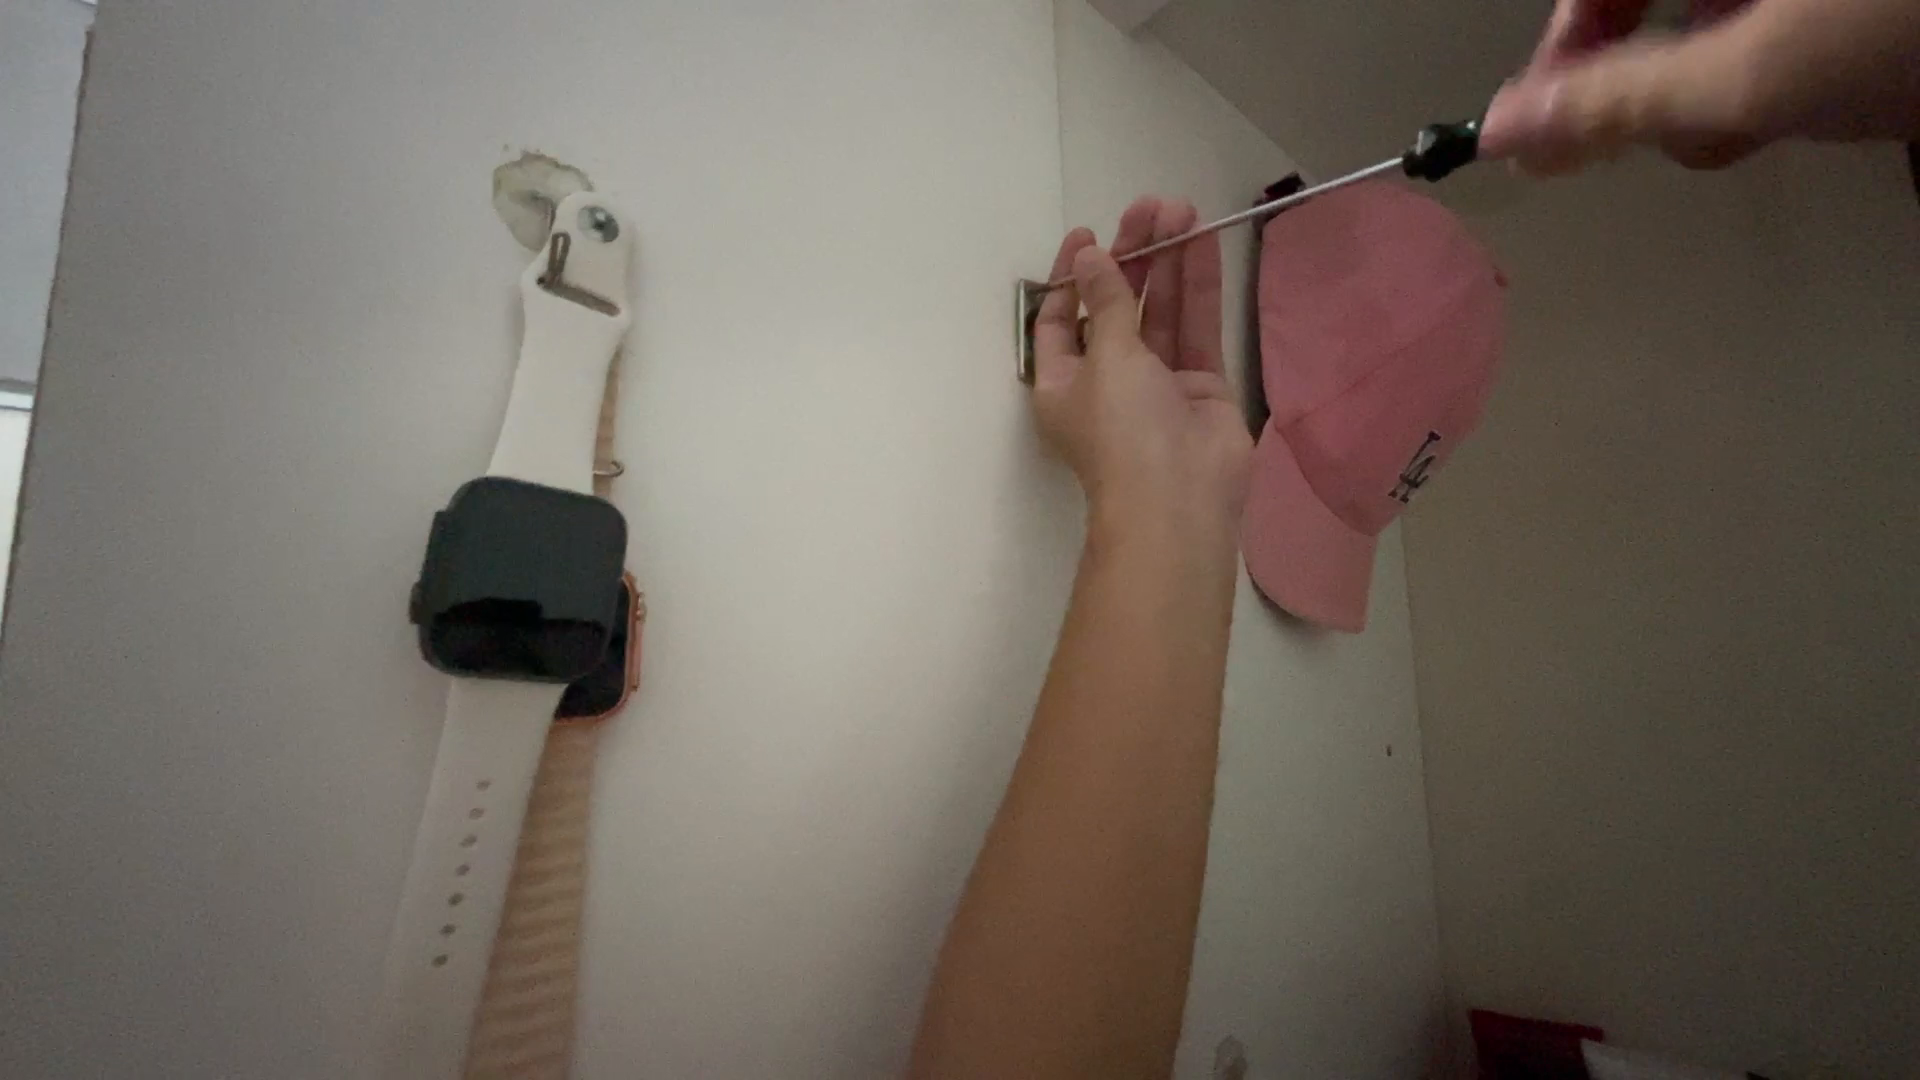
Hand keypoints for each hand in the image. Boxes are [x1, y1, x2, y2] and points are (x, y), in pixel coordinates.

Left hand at [1032, 197, 1250, 536]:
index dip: (1071, 278)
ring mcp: (1156, 384)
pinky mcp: (1200, 385)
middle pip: (1115, 308)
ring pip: (1159, 312)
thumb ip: (1106, 304)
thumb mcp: (1104, 359)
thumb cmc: (1122, 430)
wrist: (1179, 497)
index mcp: (1062, 384)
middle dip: (1129, 257)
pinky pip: (1196, 328)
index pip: (1059, 320)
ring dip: (1167, 262)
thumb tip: (1089, 258)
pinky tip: (1203, 240)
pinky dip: (1198, 287)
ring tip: (1179, 208)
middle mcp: (1105, 382)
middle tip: (1148, 207)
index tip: (1087, 235)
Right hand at [1480, 0, 1919, 173]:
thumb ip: (1610, 104)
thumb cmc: (1919, 31)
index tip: (1549, 126)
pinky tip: (1838, 88)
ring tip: (1783, 116)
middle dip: (1660, 74)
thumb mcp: (1756, 76)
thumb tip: (1496, 132)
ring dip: (1733, 75)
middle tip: (1686, 130)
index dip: (1564, 49)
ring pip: (1733, 9)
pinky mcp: (1855, 14)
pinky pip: (1795, 17)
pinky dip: (1796, 54)